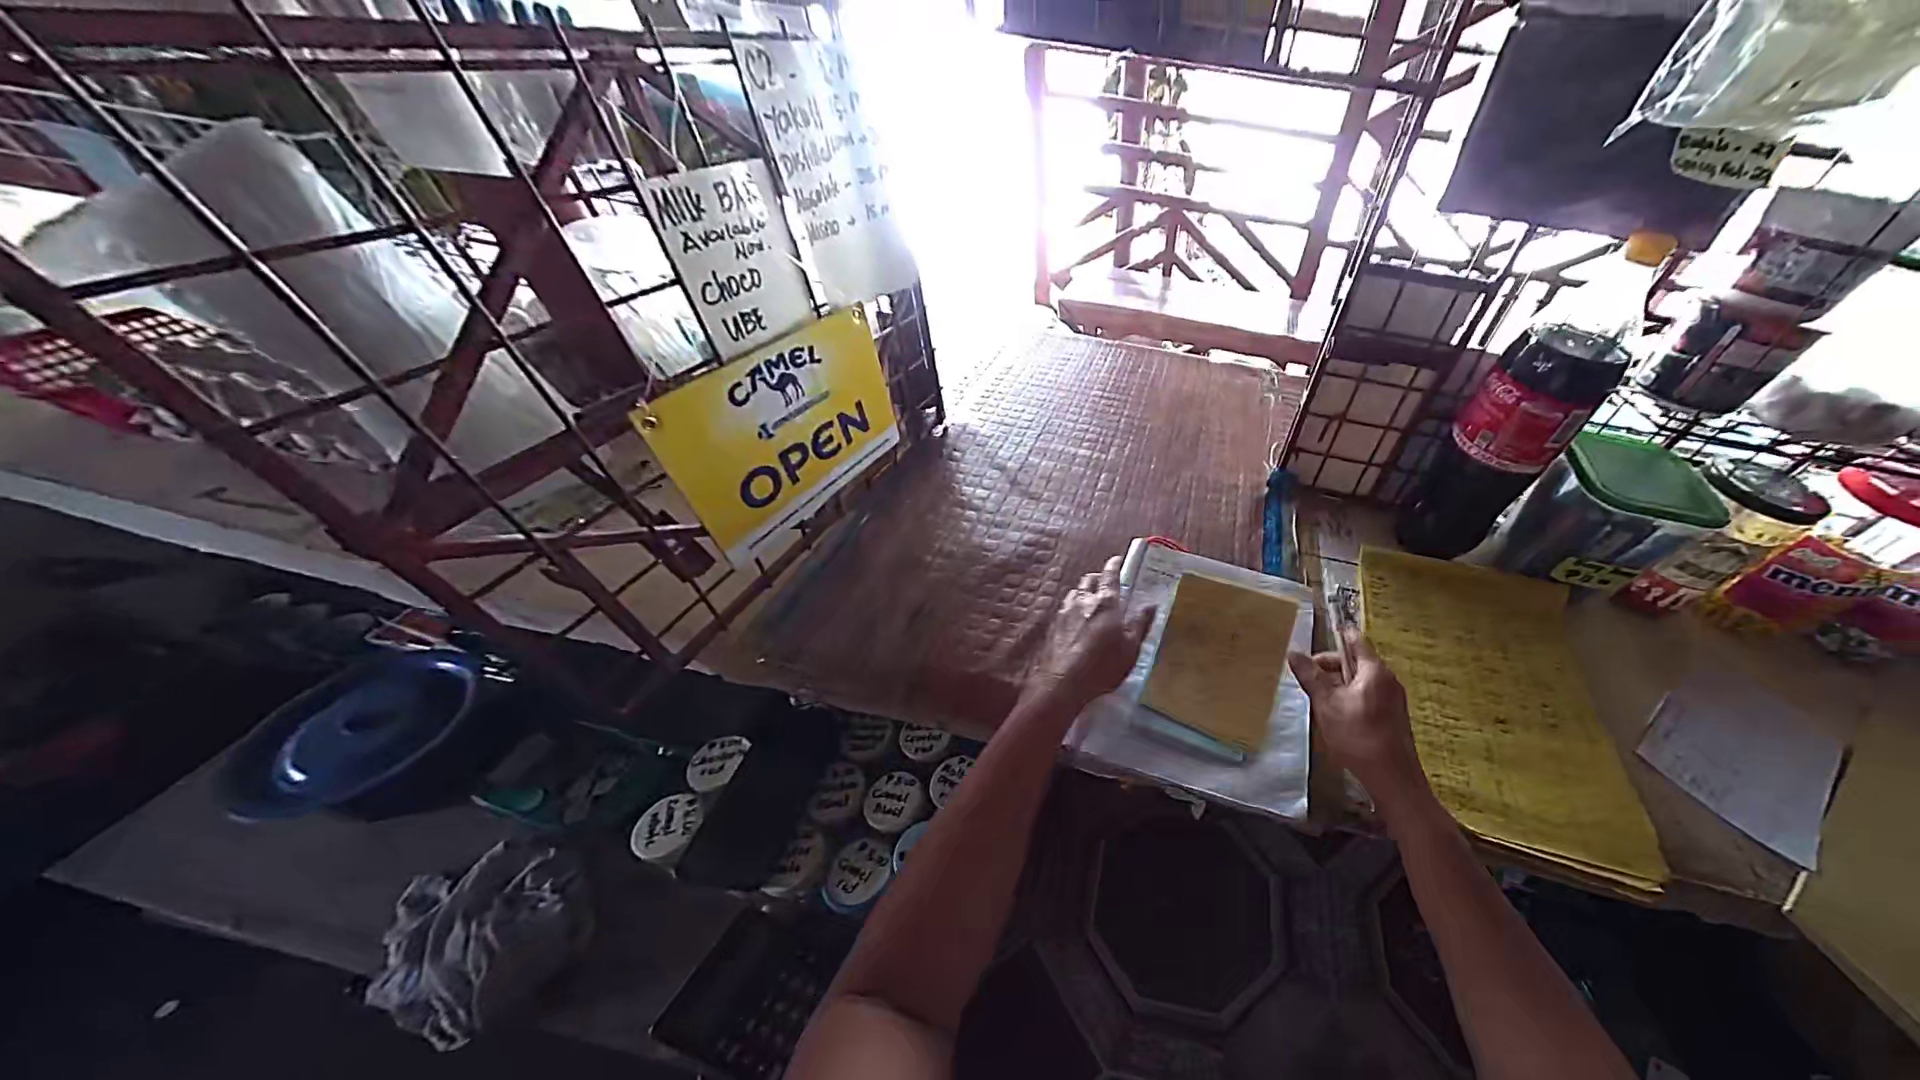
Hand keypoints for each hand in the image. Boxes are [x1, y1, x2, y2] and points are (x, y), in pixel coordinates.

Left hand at [1030, 556, 1155, 704]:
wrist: (1063, 682)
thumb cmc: (1103, 666)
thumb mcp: (1131, 648)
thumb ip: (1140, 624)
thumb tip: (1151, 605)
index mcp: (1106, 602)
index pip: (1110, 575)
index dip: (1114, 565)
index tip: (1117, 561)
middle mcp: (1083, 600)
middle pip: (1089, 579)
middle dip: (1098, 578)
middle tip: (1106, 584)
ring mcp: (1064, 611)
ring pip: (1075, 593)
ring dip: (1084, 593)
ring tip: (1091, 603)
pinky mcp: (1052, 625)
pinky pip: (1065, 608)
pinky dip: (1073, 608)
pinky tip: (1076, 621)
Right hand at [1287, 629, 1433, 817]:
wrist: (1392, 777)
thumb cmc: (1357, 736)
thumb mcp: (1326, 703)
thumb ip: (1310, 676)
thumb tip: (1294, 653)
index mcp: (1374, 671)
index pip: (1355, 640)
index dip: (1335, 635)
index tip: (1316, 634)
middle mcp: (1388, 680)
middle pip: (1356, 660)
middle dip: (1330, 665)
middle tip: (1307, 677)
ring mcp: (1393, 698)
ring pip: (1360, 679)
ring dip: (1338, 682)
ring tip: (1318, 697)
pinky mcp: (1392, 715)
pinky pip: (1367, 694)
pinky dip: (1349, 695)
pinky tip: (1335, 713)